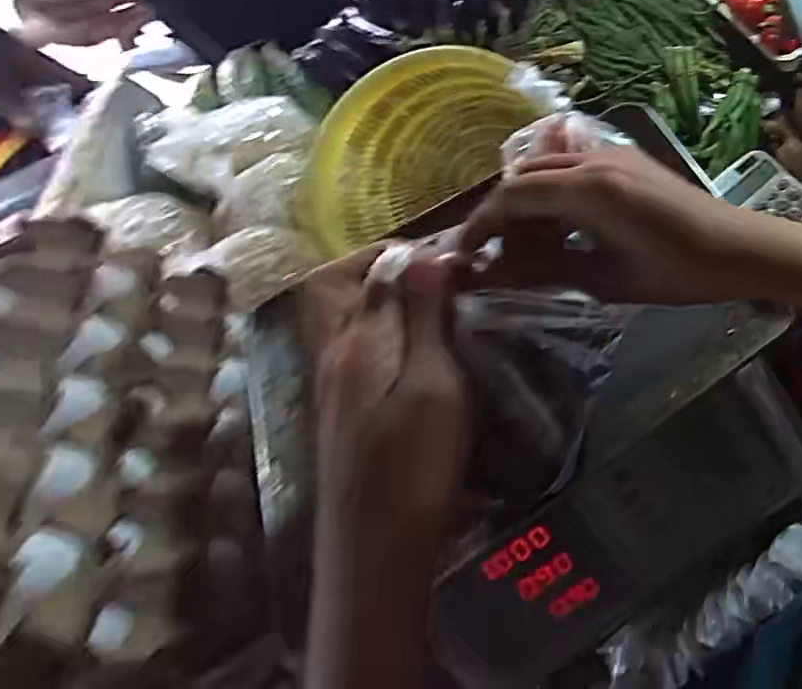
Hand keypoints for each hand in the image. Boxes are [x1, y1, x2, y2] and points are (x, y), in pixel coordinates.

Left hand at [314, 252, 473, 557]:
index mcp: (358, 341)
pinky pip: (369, 344)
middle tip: (457, 274)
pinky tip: (436, 347)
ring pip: (363, 316)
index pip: (377, 268)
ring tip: (455, 304)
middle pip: (356, 287)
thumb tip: (423, 253)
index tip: (465, 255)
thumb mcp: (434, 384)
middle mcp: (336, 353)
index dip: (418, 251)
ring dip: (403, 299)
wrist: (376, 551)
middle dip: (402, 268)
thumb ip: (424, 318)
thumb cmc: (415, 463)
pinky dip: (399, 329)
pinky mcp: (347, 407)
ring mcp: (336, 382)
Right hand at [447, 146, 778, 304]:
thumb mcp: (607, 279)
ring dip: (532, 203)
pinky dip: (558, 194)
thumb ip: (545, 269)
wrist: (740, 248)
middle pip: (526, 176)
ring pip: (549, 169)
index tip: (467, 258)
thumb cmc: (680, 271)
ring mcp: (615, 154)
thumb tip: (490, 273)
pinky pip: (575, 169)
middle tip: (501, 259)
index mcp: (590, 187)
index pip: (513, 196)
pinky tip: (567, 230)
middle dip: (505, 215)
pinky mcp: (629, 160)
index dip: (482, 226)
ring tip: (533, 250)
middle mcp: (597, 158)